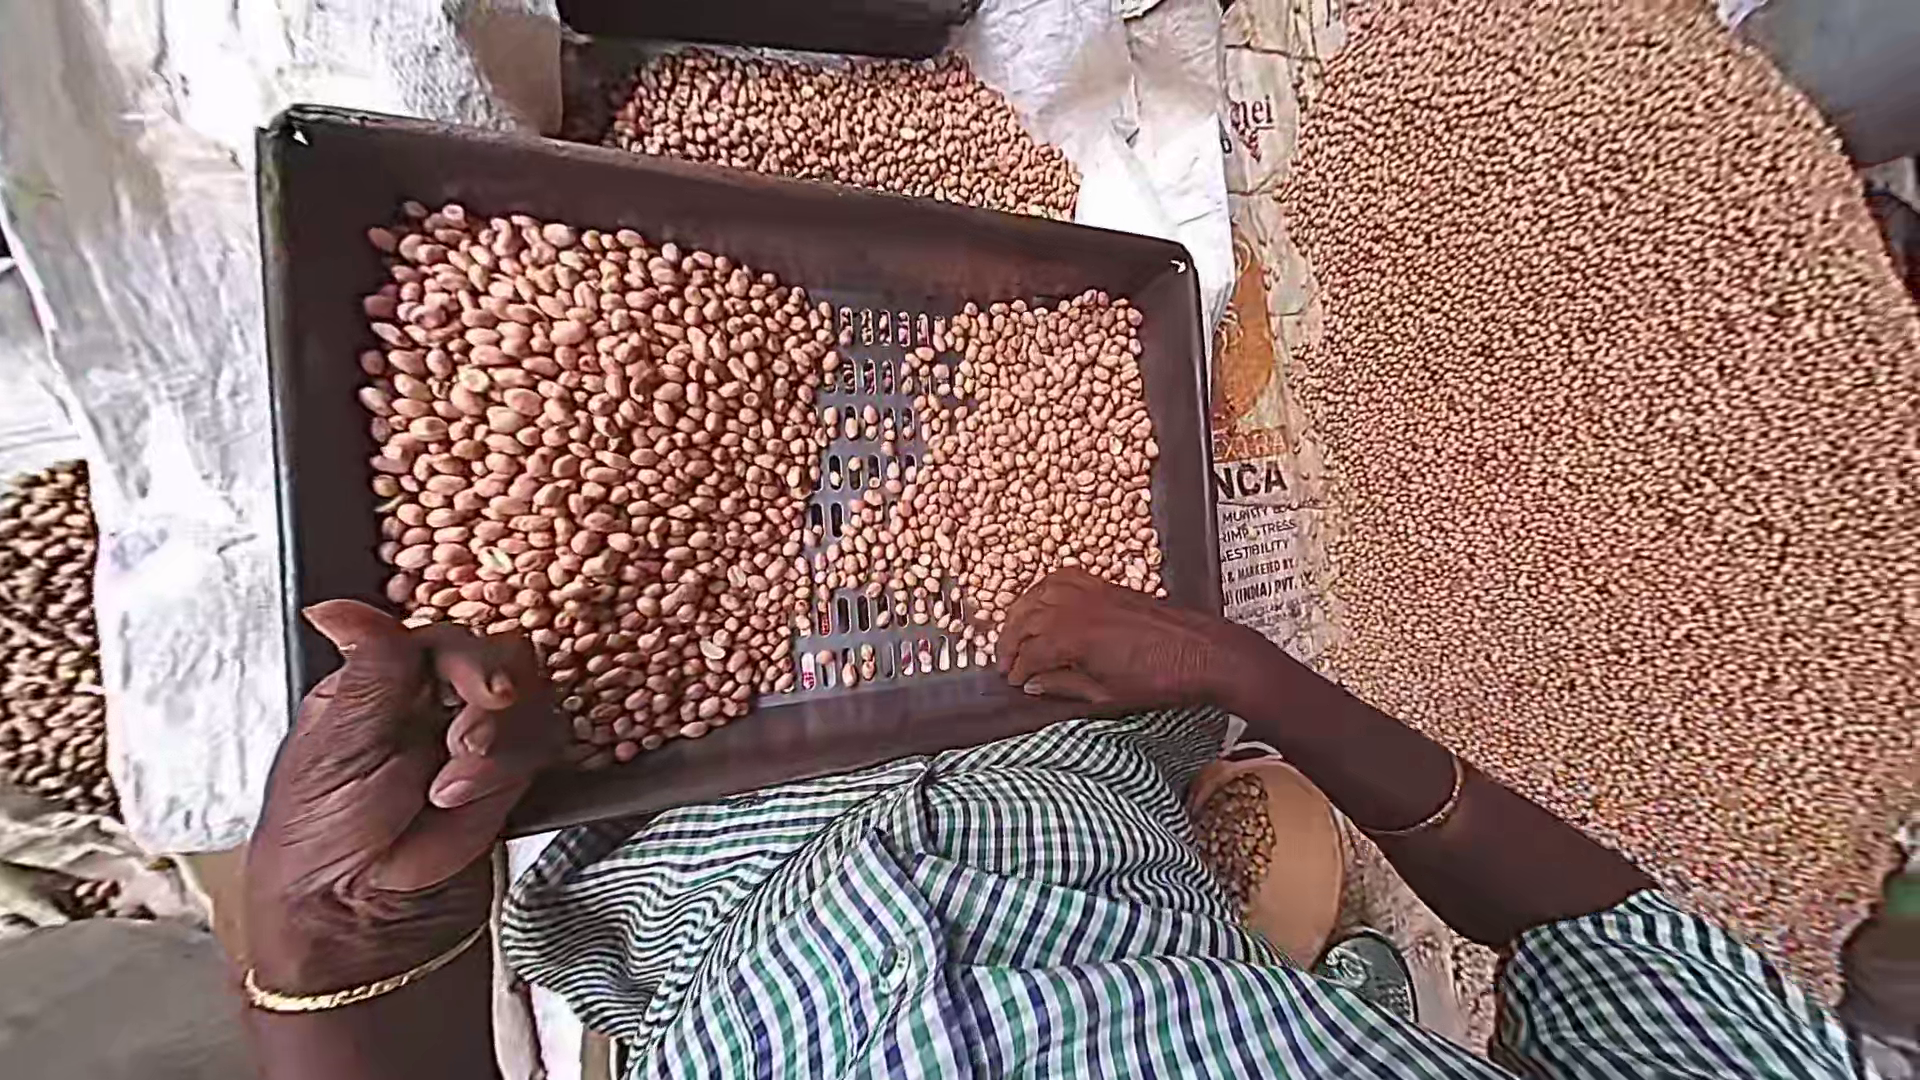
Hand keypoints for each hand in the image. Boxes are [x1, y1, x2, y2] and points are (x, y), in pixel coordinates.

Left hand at [244, 600, 562, 994]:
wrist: (368, 911)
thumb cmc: (324, 836)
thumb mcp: (337, 752)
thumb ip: (368, 676)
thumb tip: (335, 608)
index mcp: (388, 682)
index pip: (446, 638)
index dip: (468, 656)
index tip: (478, 689)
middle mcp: (442, 695)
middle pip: (502, 656)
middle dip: (494, 693)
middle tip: (471, 739)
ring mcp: (486, 725)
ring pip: (532, 693)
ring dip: (499, 739)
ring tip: (450, 786)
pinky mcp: (519, 757)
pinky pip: (545, 734)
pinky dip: (513, 764)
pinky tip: (469, 795)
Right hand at [995, 568, 1260, 708]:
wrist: (1200, 652)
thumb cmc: (1158, 678)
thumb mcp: (1105, 694)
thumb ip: (1062, 685)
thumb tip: (1033, 684)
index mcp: (1071, 638)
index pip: (1029, 653)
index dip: (1017, 669)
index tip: (1013, 680)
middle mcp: (1073, 608)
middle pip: (1025, 621)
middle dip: (1010, 643)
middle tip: (1005, 662)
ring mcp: (1088, 592)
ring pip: (1036, 596)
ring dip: (1020, 614)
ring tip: (1014, 633)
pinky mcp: (1102, 584)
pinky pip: (1061, 577)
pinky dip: (1043, 588)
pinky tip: (1039, 600)